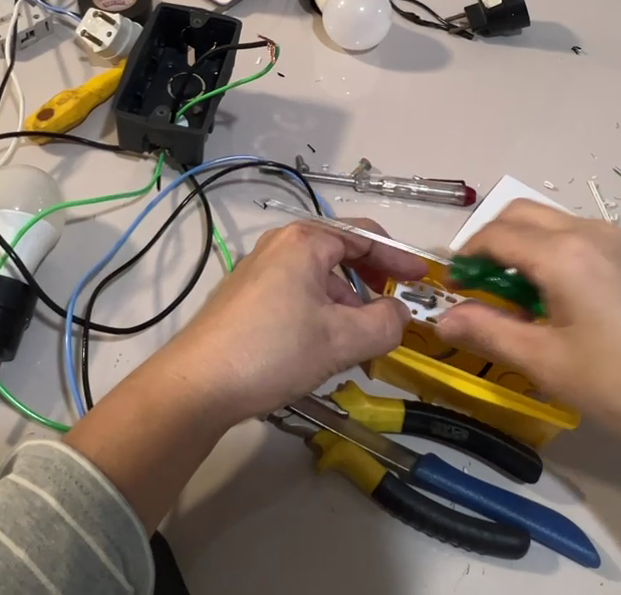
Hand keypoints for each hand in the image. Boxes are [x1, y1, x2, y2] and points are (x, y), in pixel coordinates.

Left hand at [141, 218, 427, 425]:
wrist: (198, 384)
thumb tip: (398, 314)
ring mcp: (257, 270)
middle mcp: (278, 245)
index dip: (397, 256)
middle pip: (338, 255)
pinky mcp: (243, 298)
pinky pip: (295, 295)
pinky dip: (318, 314)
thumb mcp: (341, 341)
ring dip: (344, 306)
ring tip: (356, 344)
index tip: (421, 278)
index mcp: (304, 241)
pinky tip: (320, 350)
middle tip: (389, 312)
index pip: (363, 236)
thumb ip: (384, 324)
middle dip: (369, 284)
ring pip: (317, 280)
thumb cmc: (274, 351)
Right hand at [436, 200, 620, 470]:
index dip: (466, 257)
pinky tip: (568, 302)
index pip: (496, 234)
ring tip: (525, 298)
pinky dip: (559, 252)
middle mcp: (592, 232)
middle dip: (493, 240)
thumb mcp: (547, 363)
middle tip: (483, 285)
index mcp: (563, 253)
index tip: (453, 286)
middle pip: (523, 213)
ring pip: (556, 222)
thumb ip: (489, 332)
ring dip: (527, 245)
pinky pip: (585, 237)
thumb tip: (442, 320)